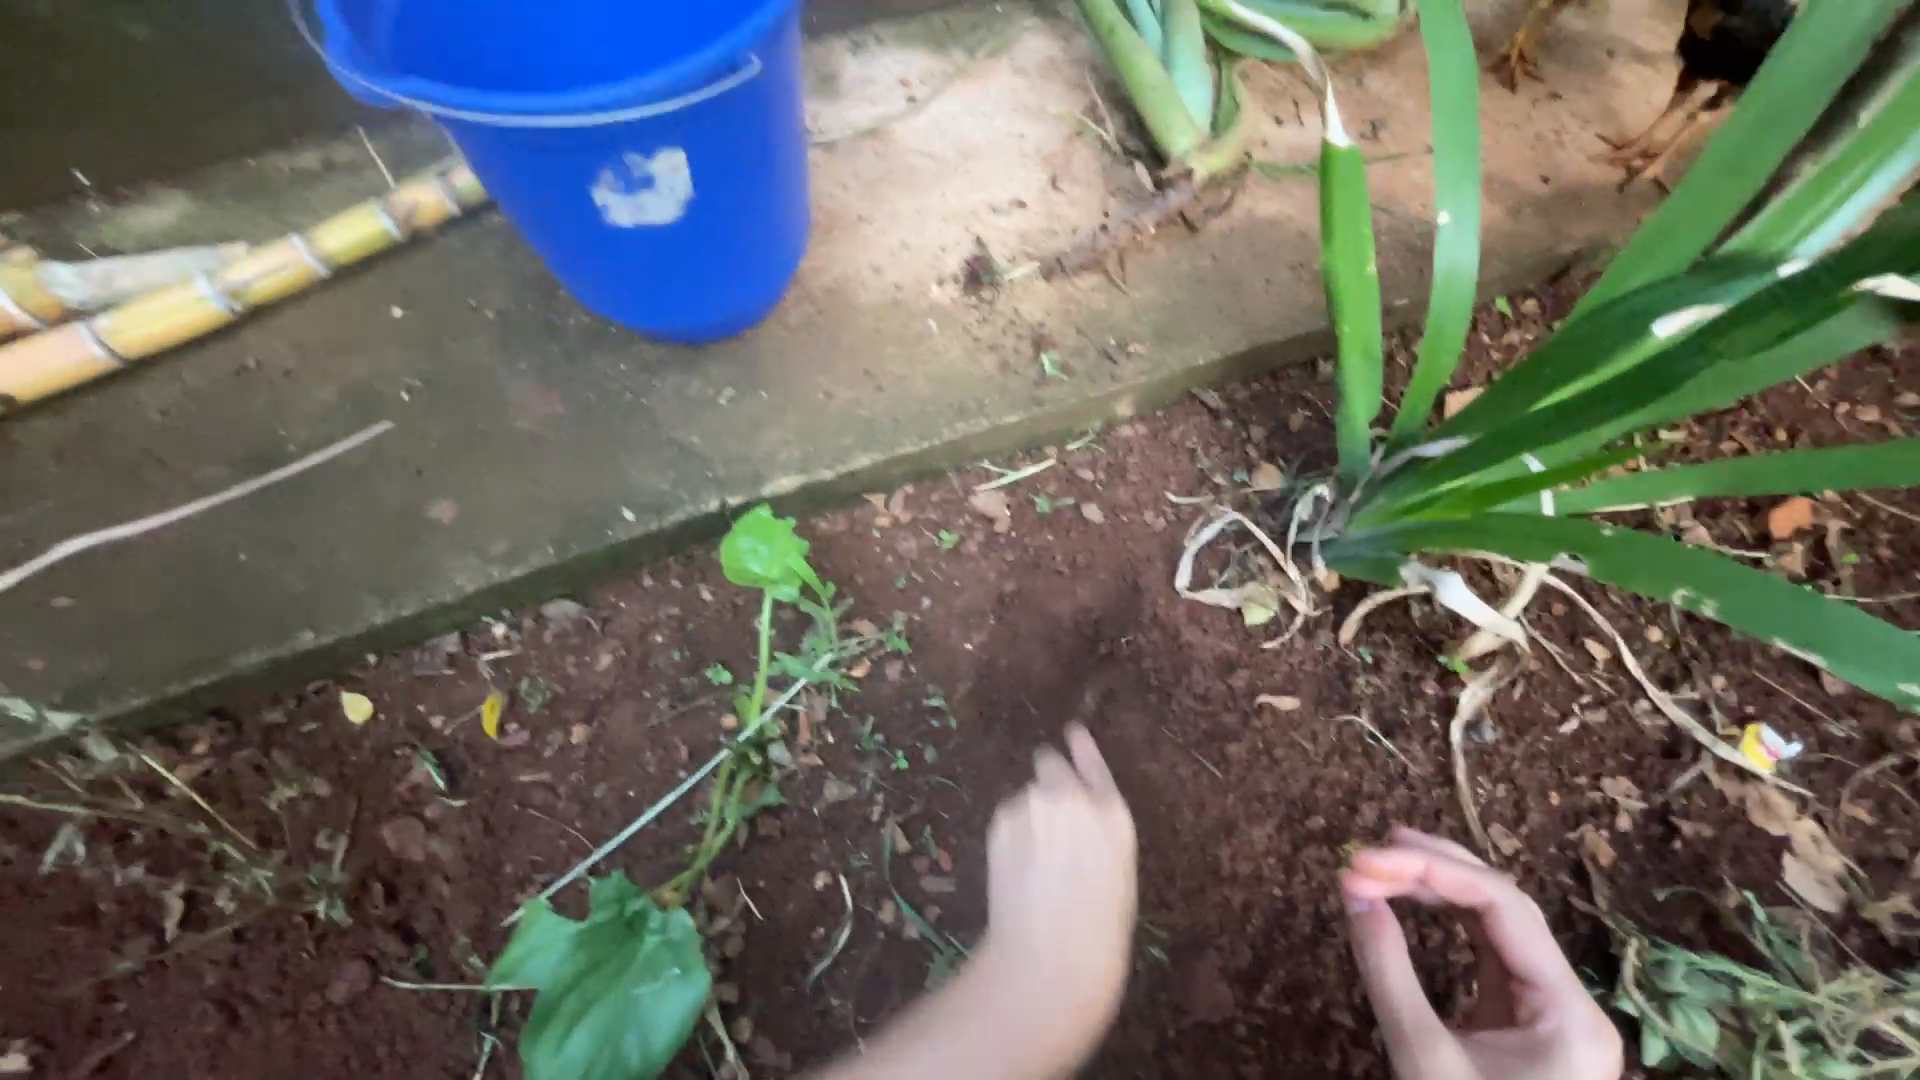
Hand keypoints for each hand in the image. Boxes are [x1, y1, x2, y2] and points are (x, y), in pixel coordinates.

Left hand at [974, 723, 1137, 1074]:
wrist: (1050, 957)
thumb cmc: (1098, 930)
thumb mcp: (1117, 873)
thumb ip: (1100, 830)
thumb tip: (1080, 810)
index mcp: (1113, 812)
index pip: (1093, 764)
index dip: (1080, 747)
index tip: (1071, 731)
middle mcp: (1072, 796)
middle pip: (1050, 764)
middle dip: (1047, 778)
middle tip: (1046, 813)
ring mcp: (1033, 803)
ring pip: (1025, 796)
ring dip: (1028, 814)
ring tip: (1035, 863)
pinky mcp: (1001, 818)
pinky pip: (1007, 816)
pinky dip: (1011, 832)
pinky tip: (1017, 868)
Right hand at [1341, 828, 1622, 1079]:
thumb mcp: (1421, 1055)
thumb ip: (1386, 967)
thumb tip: (1352, 891)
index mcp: (1567, 1012)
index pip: (1501, 905)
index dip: (1429, 869)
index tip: (1363, 860)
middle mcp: (1570, 1000)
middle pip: (1506, 903)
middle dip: (1435, 867)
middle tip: (1370, 848)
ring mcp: (1552, 1008)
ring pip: (1499, 919)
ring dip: (1439, 884)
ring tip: (1384, 859)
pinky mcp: (1526, 1016)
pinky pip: (1489, 947)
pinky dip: (1447, 916)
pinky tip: (1414, 897)